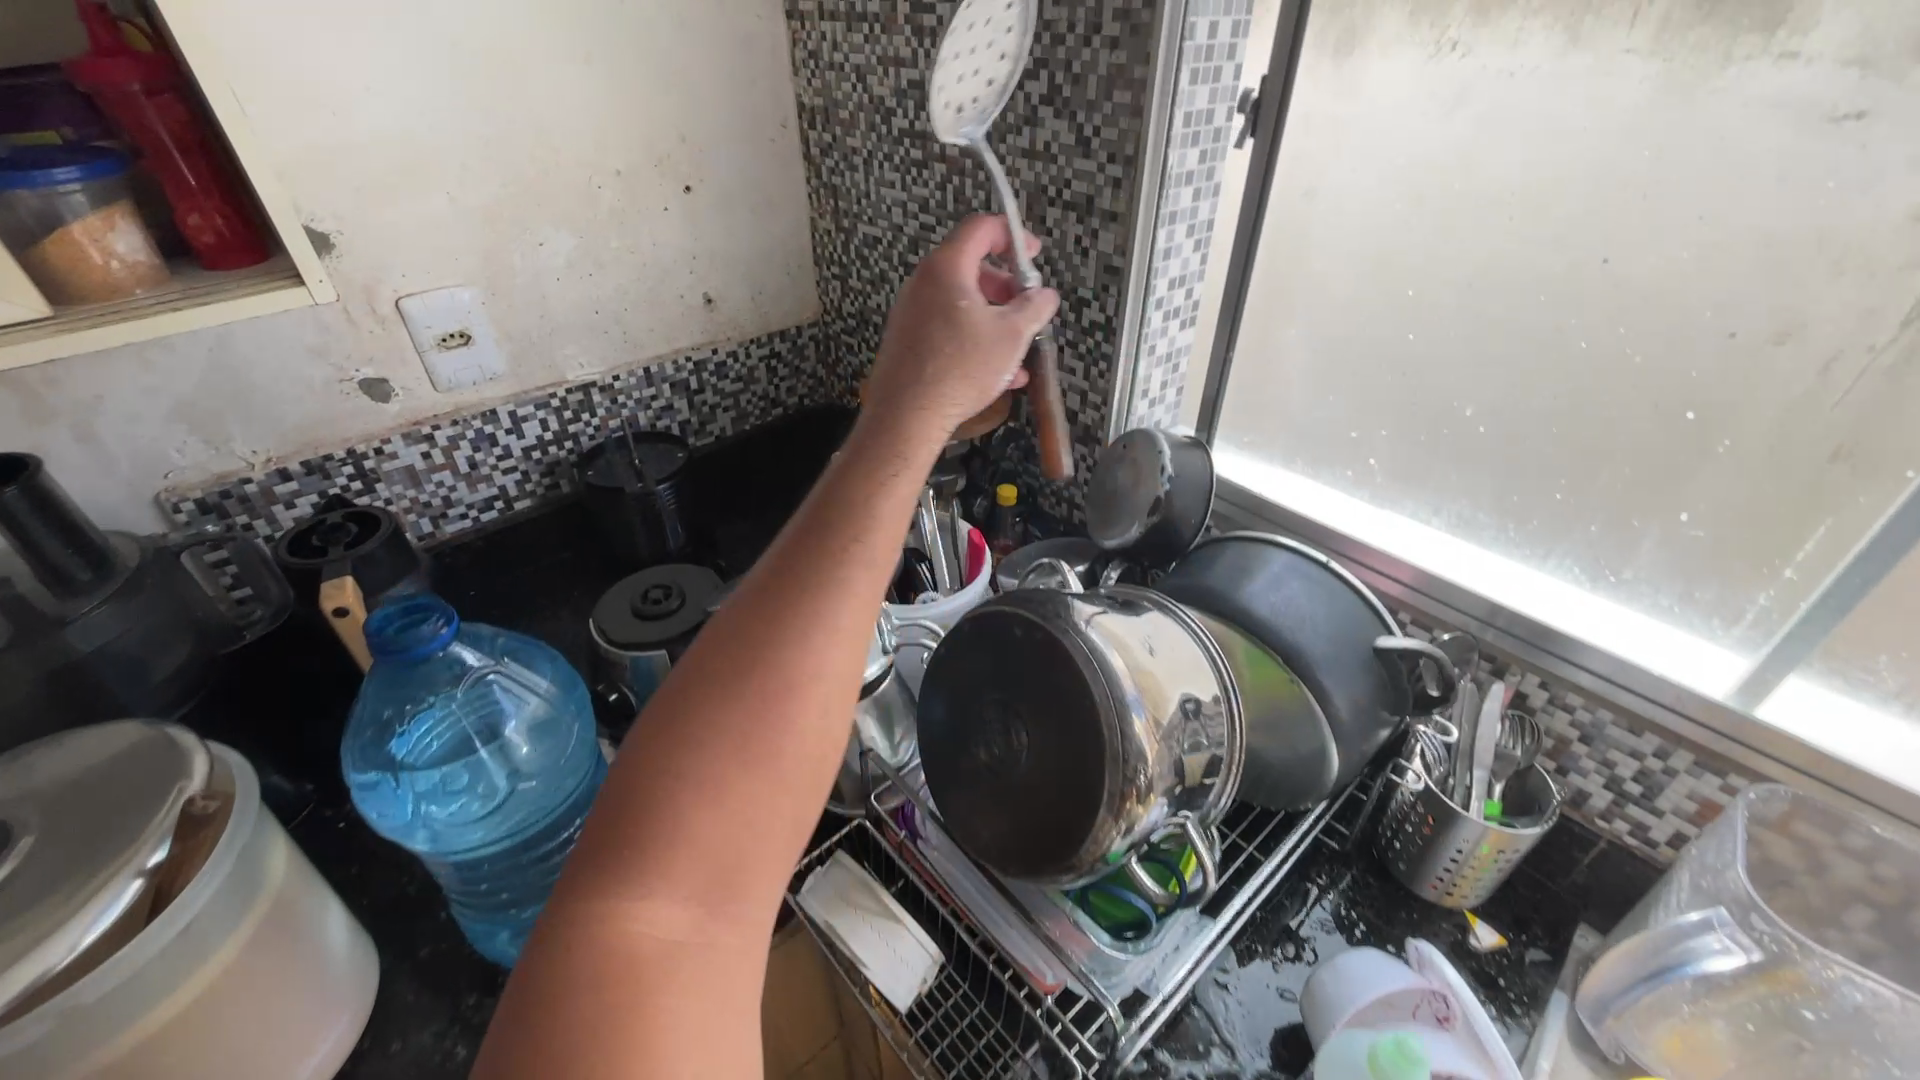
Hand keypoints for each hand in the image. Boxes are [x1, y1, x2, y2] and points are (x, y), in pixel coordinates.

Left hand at [864, 215, 1061, 437]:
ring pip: (961, 303)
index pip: (980, 228)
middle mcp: (923, 283)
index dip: (1012, 235)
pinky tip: (1000, 374)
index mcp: (947, 268)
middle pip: (970, 267)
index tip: (1033, 254)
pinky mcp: (908, 341)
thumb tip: (1046, 296)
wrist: (907, 416)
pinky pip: (948, 329)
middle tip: (1027, 306)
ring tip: (1018, 346)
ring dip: (993, 317)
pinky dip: (975, 339)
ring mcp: (912, 313)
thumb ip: (1034, 308)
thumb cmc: (959, 370)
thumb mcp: (1011, 336)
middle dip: (1005, 285)